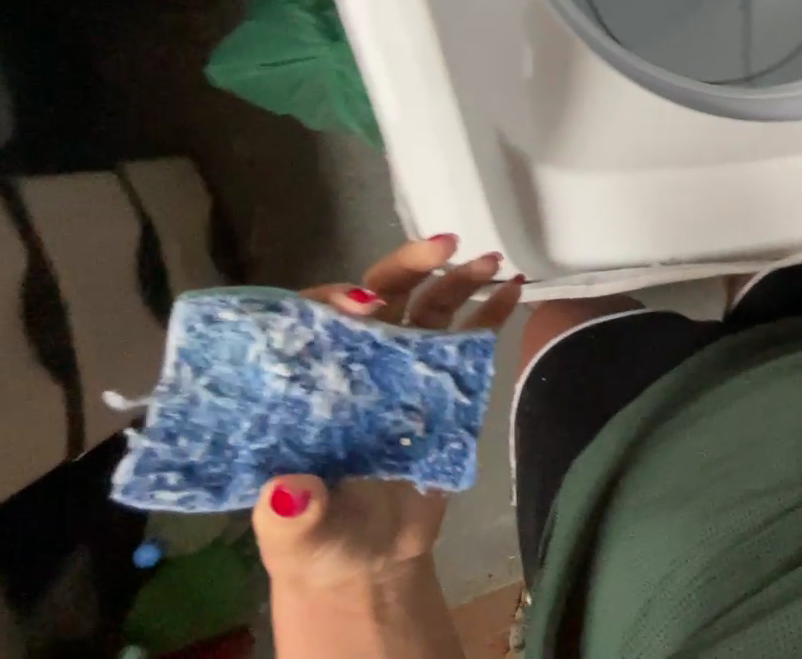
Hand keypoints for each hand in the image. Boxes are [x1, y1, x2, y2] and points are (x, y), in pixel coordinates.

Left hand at [251, 235, 520, 597]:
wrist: (376, 555)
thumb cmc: (321, 541)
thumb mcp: (299, 536)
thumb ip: (293, 517)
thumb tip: (287, 492)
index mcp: (307, 387)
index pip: (310, 323)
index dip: (333, 302)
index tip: (364, 306)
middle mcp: (354, 364)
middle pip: (377, 295)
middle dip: (408, 265)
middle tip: (443, 245)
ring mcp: (405, 367)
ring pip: (428, 306)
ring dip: (458, 277)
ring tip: (492, 261)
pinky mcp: (447, 381)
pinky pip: (469, 334)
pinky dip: (491, 308)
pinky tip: (514, 289)